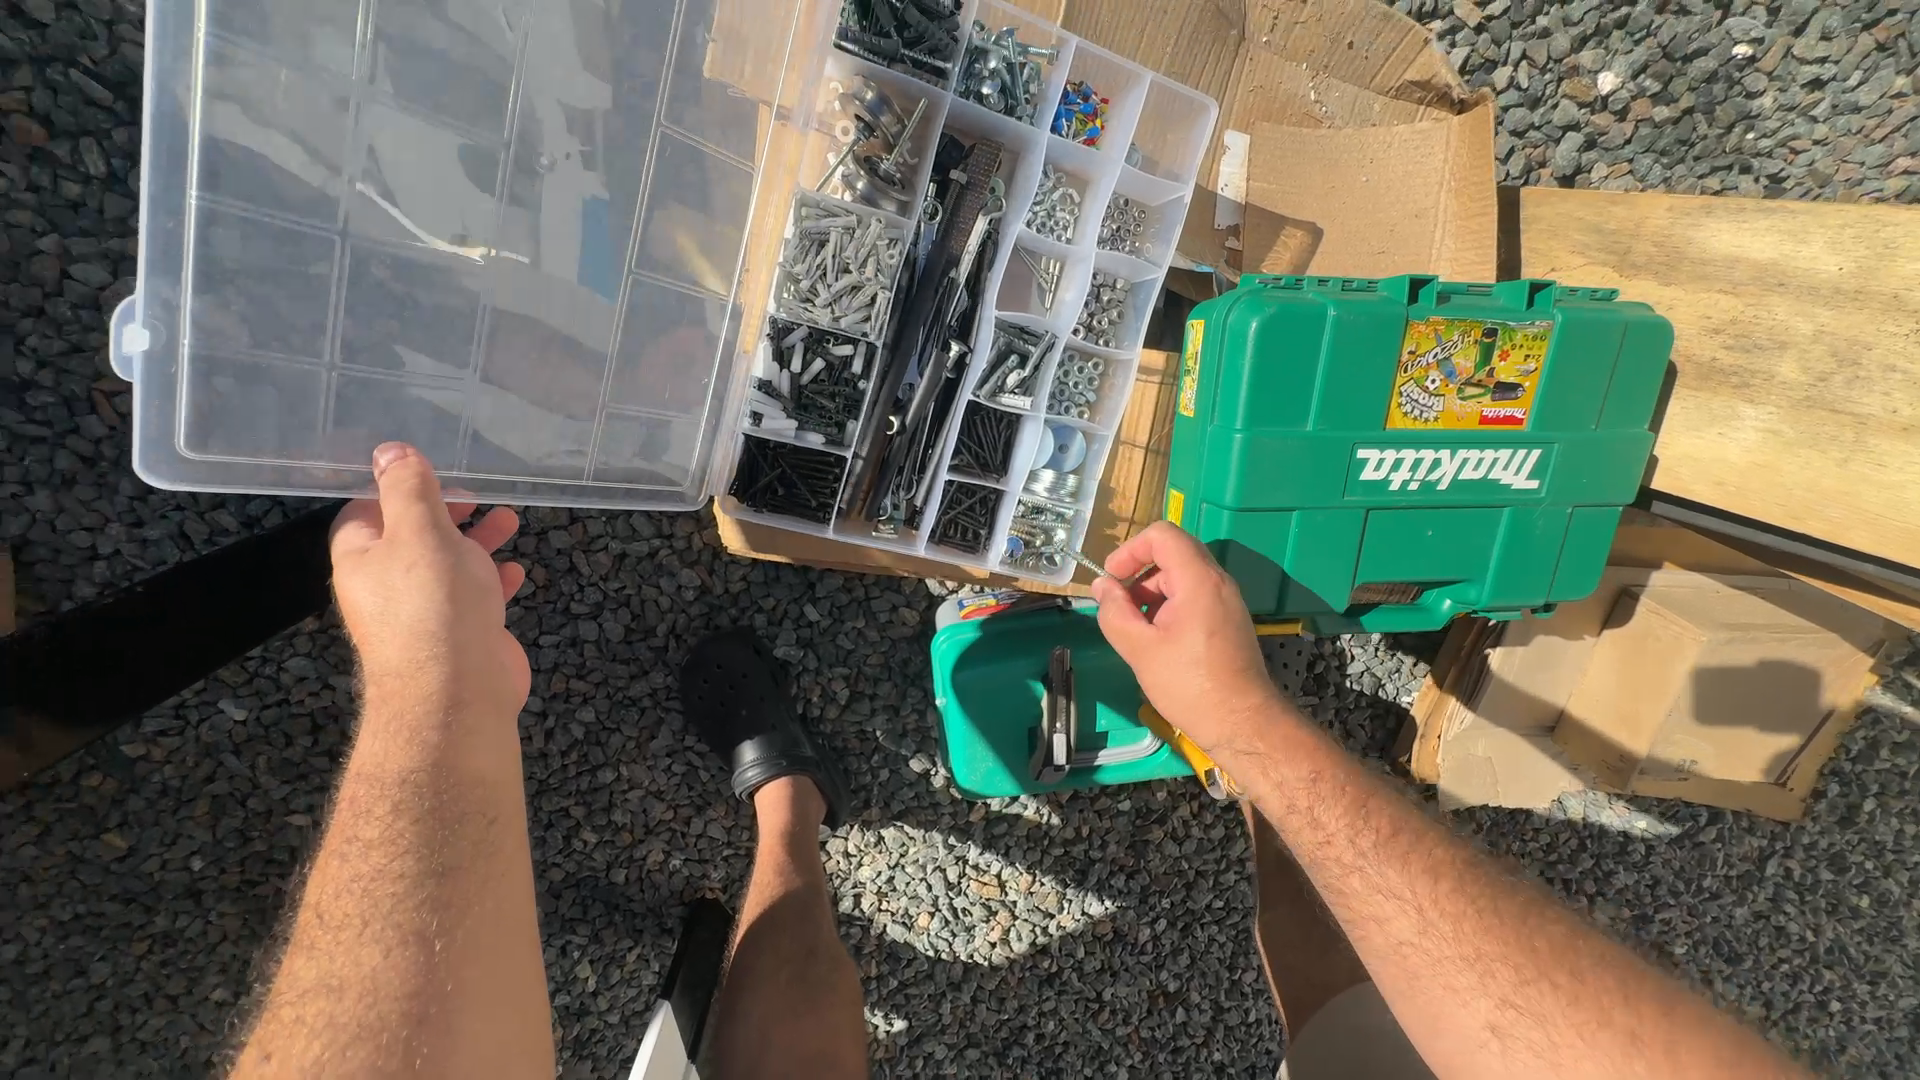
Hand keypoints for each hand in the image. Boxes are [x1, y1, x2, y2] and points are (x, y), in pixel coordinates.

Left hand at [329, 443, 530, 722]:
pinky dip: (492, 579)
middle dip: (447, 514)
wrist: (457, 689)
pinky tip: (513, 572)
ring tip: (510, 521)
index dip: (399, 489)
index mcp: (363, 558)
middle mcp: (386, 586)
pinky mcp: (459, 635)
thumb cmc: (435, 603)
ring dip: (477, 541)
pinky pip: (474, 597)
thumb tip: (389, 450)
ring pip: (449, 566)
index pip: (367, 511)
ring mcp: (424, 614)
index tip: (438, 474)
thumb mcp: (421, 532)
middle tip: (479, 496)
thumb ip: (409, 490)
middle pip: (413, 538)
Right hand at [1090, 521, 1283, 755]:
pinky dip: (1169, 606)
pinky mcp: (1228, 620)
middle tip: (1119, 605)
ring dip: (1152, 592)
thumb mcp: (1139, 649)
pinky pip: (1194, 596)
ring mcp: (1226, 601)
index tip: (1112, 578)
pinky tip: (1158, 640)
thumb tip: (1103, 587)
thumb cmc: (1189, 685)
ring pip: (1182, 576)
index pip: (1162, 535)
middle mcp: (1217, 582)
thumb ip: (1115, 612)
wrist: (1243, 724)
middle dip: (1139, 573)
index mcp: (1198, 580)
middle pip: (1172, 553)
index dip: (1131, 550)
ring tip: (1136, 628)